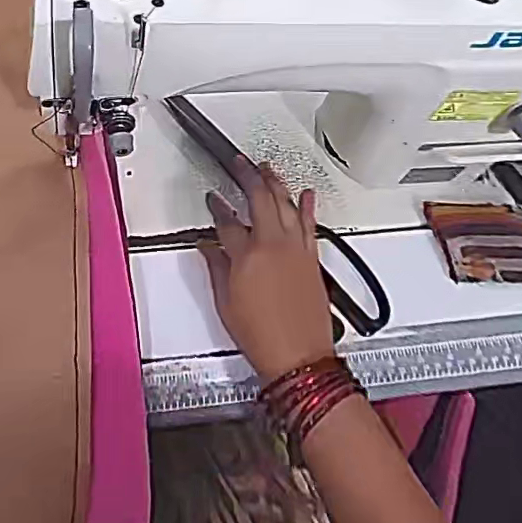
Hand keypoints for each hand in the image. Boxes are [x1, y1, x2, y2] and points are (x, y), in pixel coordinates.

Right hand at [198, 160, 333, 384]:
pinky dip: (308, 206)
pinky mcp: (312, 258)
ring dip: (275, 183)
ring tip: (267, 168)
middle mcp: (273, 246)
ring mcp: (296, 250)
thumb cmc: (262, 336)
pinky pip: (310, 224)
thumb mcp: (225, 302)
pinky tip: (306, 194)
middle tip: (241, 163)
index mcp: (246, 256)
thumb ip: (216, 268)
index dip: (217, 207)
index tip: (213, 200)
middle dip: (248, 176)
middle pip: (259, 199)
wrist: (299, 358)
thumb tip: (209, 249)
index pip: (227, 221)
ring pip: (286, 204)